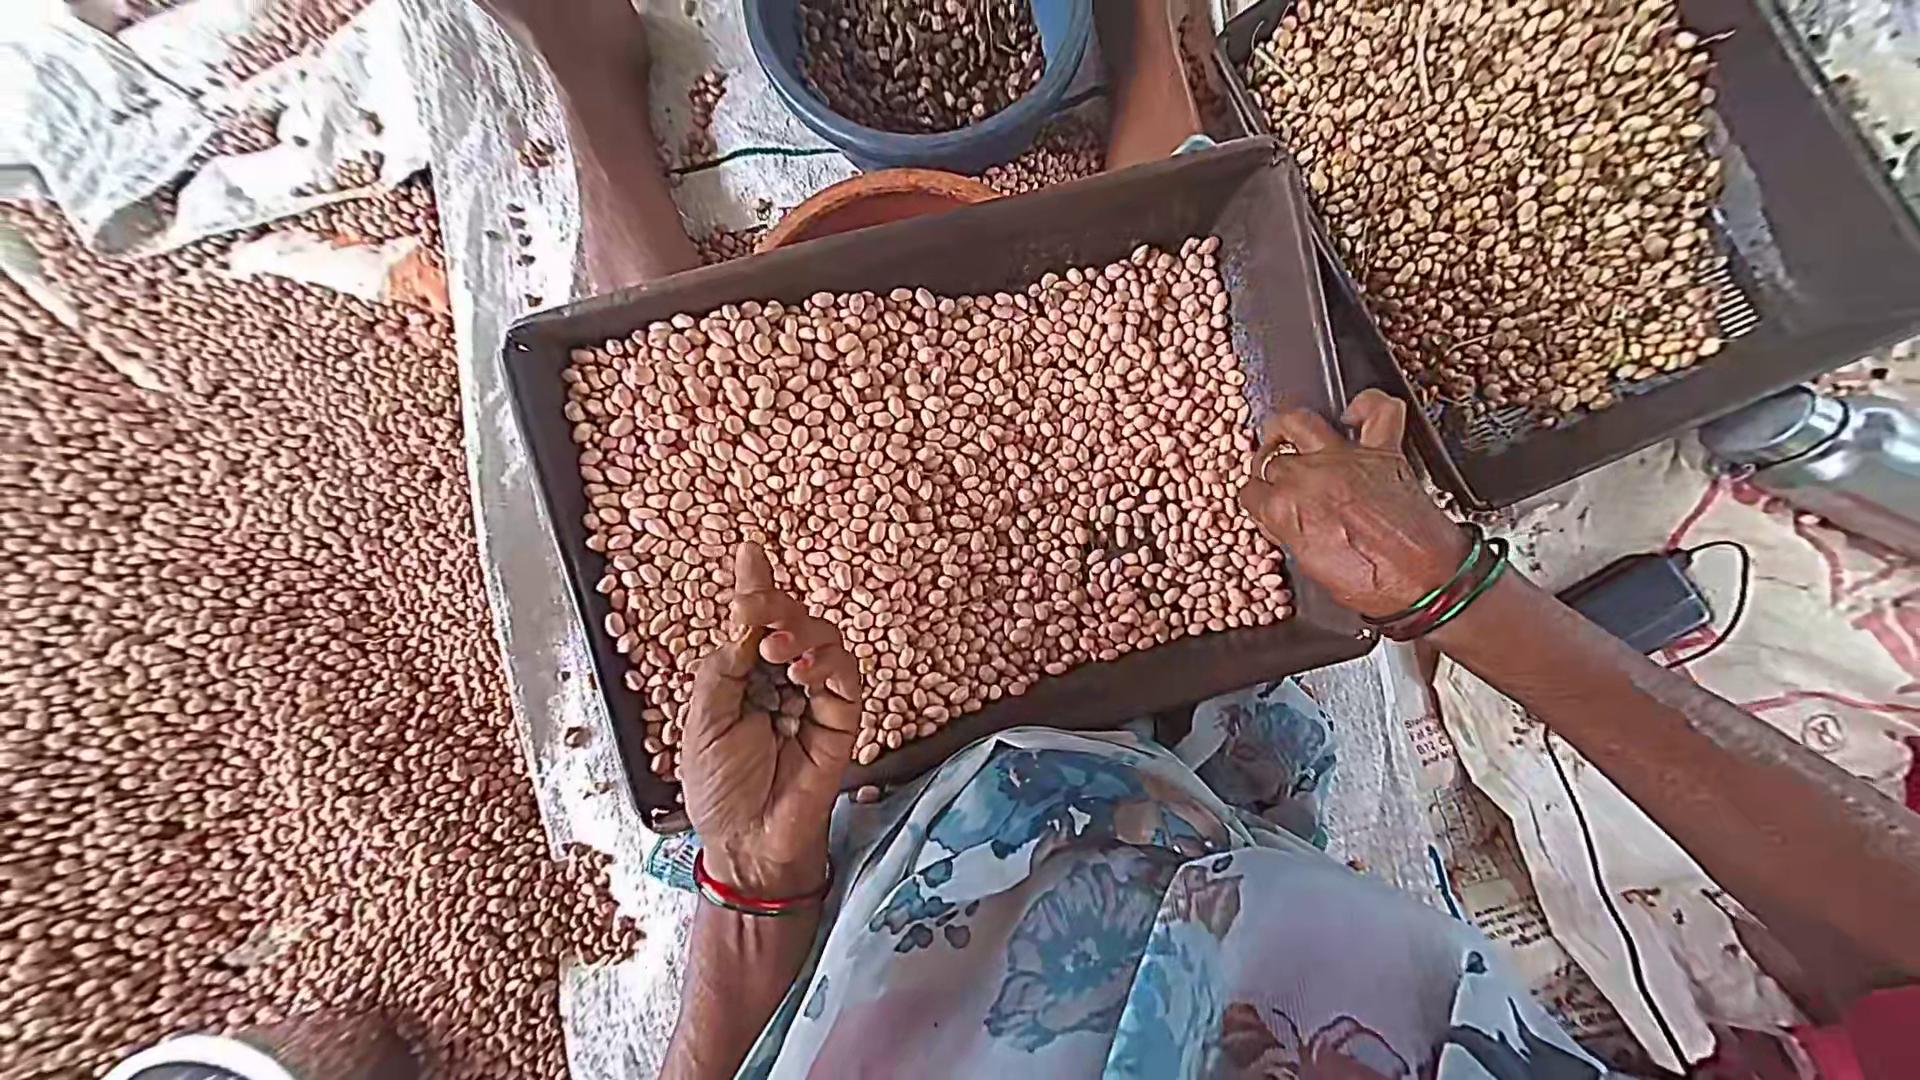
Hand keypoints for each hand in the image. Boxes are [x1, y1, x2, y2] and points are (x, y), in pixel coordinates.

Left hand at [680, 543, 861, 896]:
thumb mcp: (703, 718)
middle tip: (754, 612)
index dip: (757, 584)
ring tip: (775, 651)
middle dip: (774, 607)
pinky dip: (828, 662)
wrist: (749, 839)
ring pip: (824, 637)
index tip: (752, 551)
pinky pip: (847, 672)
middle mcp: (782, 674)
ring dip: (801, 633)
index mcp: (746, 672)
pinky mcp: (843, 712)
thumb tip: (745, 615)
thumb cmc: (720, 784)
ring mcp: (816, 691)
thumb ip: (724, 663)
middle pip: (792, 619)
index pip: (755, 620)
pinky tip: (803, 673)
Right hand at [1236, 389, 1470, 618]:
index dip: (1257, 502)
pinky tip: (1353, 414)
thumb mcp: (1308, 563)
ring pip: (1298, 422)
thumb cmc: (1371, 583)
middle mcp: (1307, 477)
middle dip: (1271, 473)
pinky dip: (1366, 405)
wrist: (1427, 582)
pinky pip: (1378, 411)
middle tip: (1279, 485)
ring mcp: (1345, 460)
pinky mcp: (1383, 453)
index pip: (1250, 493)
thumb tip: (1282, 517)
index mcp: (1283, 509)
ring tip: (1285, 435)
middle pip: (1272, 462)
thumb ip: (1288, 530)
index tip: (1266, 509)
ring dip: (1286, 428)